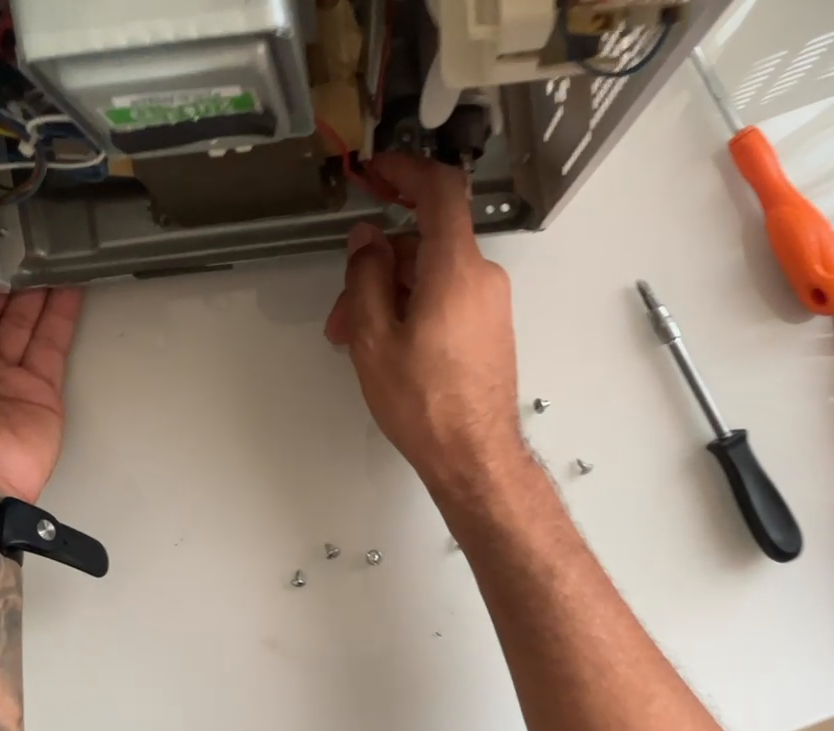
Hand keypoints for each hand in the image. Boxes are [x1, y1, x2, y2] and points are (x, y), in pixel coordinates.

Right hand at [325, 156, 527, 493]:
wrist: (475, 457)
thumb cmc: (425, 405)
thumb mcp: (374, 339)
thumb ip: (365, 277)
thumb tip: (366, 240)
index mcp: (456, 270)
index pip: (440, 190)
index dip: (406, 170)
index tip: (377, 172)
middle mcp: (482, 279)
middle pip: (423, 246)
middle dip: (376, 270)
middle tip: (342, 313)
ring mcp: (491, 305)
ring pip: (432, 277)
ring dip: (390, 297)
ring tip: (357, 342)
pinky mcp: (490, 329)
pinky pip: (448, 300)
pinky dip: (415, 310)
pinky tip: (390, 347)